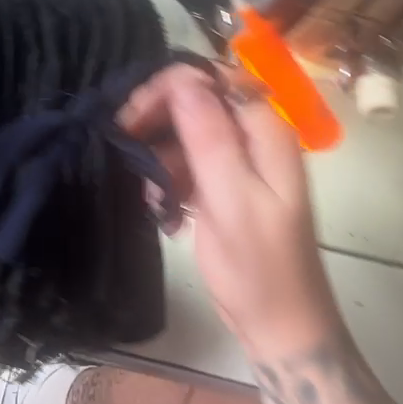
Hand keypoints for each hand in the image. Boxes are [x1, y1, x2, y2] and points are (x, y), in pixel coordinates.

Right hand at [119, 64, 338, 355]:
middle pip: (196, 100)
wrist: (278, 325)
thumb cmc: (259, 267)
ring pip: (185, 132)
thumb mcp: (232, 200)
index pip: (212, 78)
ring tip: (149, 194)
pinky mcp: (223, 184)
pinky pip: (186, 162)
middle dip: (157, 119)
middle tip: (124, 144)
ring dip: (159, 156)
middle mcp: (255, 137)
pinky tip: (162, 209)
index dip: (170, 87)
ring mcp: (239, 162)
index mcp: (266, 131)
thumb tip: (184, 78)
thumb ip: (210, 137)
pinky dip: (167, 179)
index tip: (133, 116)